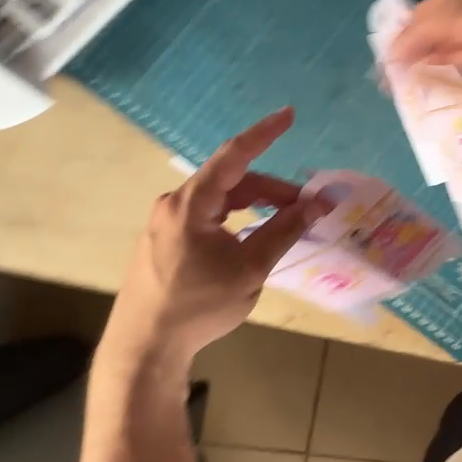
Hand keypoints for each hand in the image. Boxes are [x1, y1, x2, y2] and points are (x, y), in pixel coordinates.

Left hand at [102, 109, 329, 366]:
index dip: (263, 134)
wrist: (145, 345)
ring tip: (286, 222)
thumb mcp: (250, 268)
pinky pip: (209, 216)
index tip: (289, 115)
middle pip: (232, 180)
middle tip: (307, 207)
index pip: (234, 156)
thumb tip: (317, 203)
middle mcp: (174, 205)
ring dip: (256, 205)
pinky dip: (238, 218)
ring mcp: (166, 223)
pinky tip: (254, 236)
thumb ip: (283, 230)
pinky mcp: (166, 241)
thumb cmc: (198, 305)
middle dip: (272, 189)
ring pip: (221, 200)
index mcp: (191, 204)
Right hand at [389, 0, 461, 165]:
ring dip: (429, 46)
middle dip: (415, 36)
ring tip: (403, 73)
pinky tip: (430, 75)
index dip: (408, 37)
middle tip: (391, 64)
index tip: (385, 62)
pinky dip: (449, 55)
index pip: (440, 15)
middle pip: (446, 13)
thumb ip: (438, 79)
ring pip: (456, 27)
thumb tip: (398, 67)